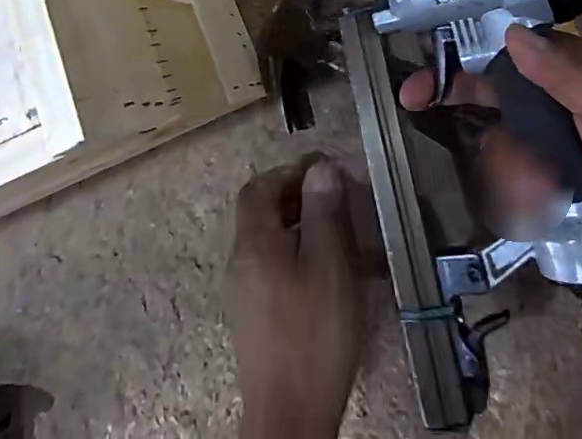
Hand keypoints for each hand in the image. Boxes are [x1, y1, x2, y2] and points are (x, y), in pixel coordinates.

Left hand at [232, 160, 361, 438]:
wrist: (291, 414)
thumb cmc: (314, 331)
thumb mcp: (329, 261)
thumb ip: (323, 211)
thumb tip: (319, 168)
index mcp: (254, 244)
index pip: (257, 189)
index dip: (288, 174)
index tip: (322, 175)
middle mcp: (241, 263)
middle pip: (262, 214)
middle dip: (298, 200)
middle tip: (336, 203)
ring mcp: (246, 293)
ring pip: (271, 242)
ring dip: (302, 228)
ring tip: (340, 237)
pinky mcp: (257, 317)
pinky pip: (275, 268)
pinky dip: (299, 256)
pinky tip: (328, 275)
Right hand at [399, 25, 581, 271]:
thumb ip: (568, 74)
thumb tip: (513, 35)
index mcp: (572, 71)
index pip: (510, 50)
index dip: (466, 54)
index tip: (428, 68)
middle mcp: (554, 101)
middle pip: (490, 96)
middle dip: (459, 104)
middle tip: (416, 104)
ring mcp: (549, 145)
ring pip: (497, 143)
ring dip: (506, 165)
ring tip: (539, 190)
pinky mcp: (550, 184)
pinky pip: (512, 181)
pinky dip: (518, 193)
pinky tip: (541, 205)